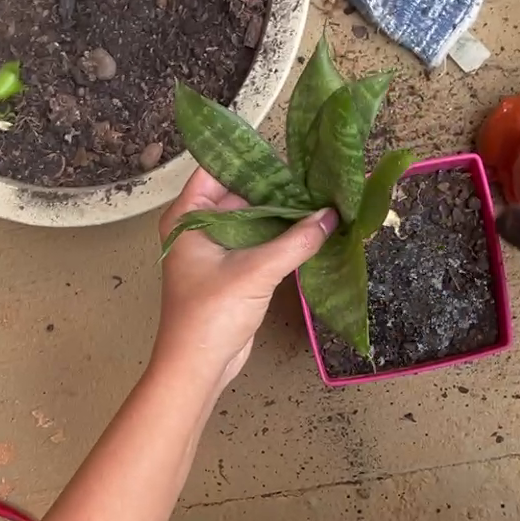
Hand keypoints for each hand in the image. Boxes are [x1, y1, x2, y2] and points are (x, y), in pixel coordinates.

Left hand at [151, 169, 335, 389]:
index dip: (250, 158)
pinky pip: (257, 244)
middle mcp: (198, 228)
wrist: (199, 366)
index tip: (287, 153)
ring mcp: (214, 251)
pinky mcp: (230, 272)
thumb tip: (331, 216)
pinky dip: (279, 238)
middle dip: (275, 187)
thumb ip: (296, 241)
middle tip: (314, 178)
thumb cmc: (211, 315)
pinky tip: (309, 231)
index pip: (217, 169)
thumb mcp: (256, 272)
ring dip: (281, 215)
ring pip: (252, 220)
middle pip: (239, 194)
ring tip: (319, 200)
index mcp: (188, 217)